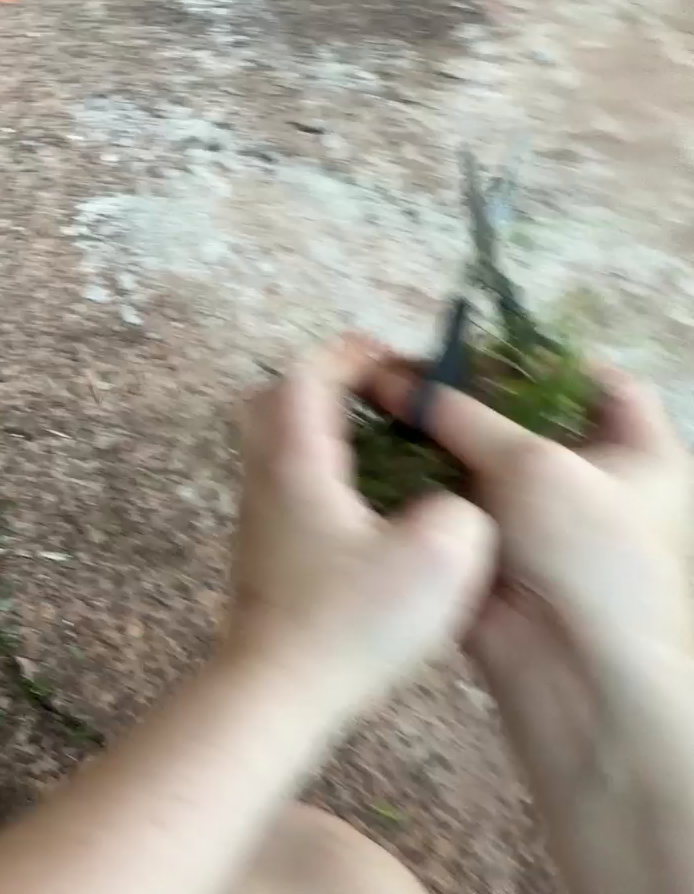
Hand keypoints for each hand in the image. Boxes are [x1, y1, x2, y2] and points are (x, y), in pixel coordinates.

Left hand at [231, 336, 496, 710]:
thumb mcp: (439, 558)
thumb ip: (456, 508)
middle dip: (321, 375)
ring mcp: (255, 503)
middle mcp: (262, 474)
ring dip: (314, 413)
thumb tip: (443, 498)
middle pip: (270, 397)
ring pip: (268, 433)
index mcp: (295, 464)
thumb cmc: (351, 619)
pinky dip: (313, 449)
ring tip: (379, 427)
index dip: (343, 353)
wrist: (278, 674)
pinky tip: (362, 481)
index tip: (392, 354)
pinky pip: (278, 466)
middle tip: (380, 384)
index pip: (302, 380)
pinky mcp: (261, 532)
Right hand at [366, 360, 690, 745]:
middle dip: (456, 389)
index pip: (597, 384)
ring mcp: (523, 502)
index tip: (468, 345)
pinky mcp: (474, 526)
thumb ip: (458, 413)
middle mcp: (579, 471)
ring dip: (421, 426)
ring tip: (368, 400)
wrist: (565, 654)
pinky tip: (363, 445)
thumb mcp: (532, 465)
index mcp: (636, 451)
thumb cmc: (584, 552)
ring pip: (465, 446)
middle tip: (396, 370)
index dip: (537, 358)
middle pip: (514, 410)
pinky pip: (435, 482)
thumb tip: (388, 377)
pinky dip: (405, 464)